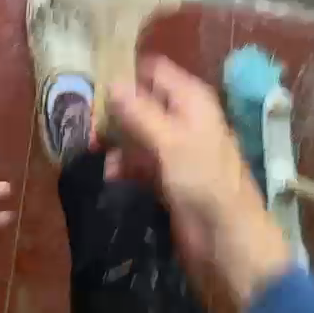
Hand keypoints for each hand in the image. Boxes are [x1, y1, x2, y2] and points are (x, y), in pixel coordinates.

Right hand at [106, 57, 292, 306]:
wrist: (229, 242)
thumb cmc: (204, 180)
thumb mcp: (170, 141)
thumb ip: (139, 111)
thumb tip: (111, 82)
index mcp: (190, 99)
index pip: (154, 70)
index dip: (126, 71)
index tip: (93, 77)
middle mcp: (181, 116)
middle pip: (141, 101)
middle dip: (114, 109)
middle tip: (84, 116)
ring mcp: (173, 147)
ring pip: (137, 131)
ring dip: (116, 139)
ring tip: (91, 146)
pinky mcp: (166, 176)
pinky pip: (139, 161)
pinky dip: (124, 165)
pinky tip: (109, 173)